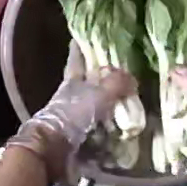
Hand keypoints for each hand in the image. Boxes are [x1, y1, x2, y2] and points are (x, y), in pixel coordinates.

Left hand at [5, 42, 136, 183]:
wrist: (52, 150)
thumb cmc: (71, 115)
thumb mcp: (97, 94)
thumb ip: (117, 84)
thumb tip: (133, 77)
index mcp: (72, 81)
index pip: (78, 59)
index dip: (81, 47)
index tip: (86, 35)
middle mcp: (73, 96)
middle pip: (91, 82)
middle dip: (105, 78)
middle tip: (126, 72)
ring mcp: (77, 117)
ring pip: (98, 105)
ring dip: (113, 105)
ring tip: (133, 102)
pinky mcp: (82, 137)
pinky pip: (102, 128)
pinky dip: (114, 128)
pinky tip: (127, 128)